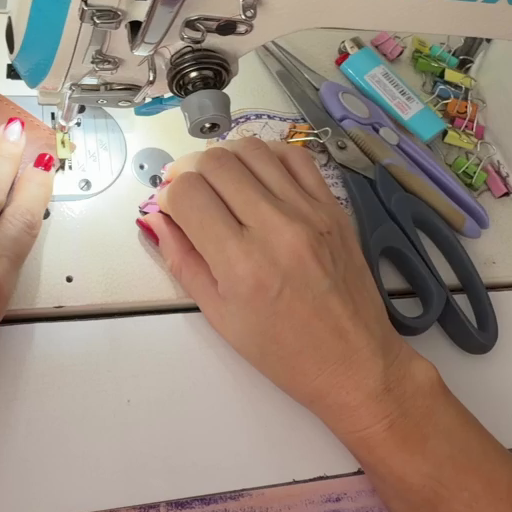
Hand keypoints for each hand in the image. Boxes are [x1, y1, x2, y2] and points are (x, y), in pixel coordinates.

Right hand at [141, 139, 433, 439]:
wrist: (355, 362)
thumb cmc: (283, 351)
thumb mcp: (219, 316)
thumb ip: (182, 259)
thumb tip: (156, 216)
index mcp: (241, 264)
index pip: (188, 193)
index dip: (168, 194)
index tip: (170, 207)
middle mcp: (275, 227)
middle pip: (215, 162)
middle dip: (189, 169)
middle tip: (188, 189)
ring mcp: (309, 211)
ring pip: (251, 149)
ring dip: (224, 157)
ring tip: (219, 179)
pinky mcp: (332, 205)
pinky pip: (293, 155)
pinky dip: (265, 154)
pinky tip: (255, 173)